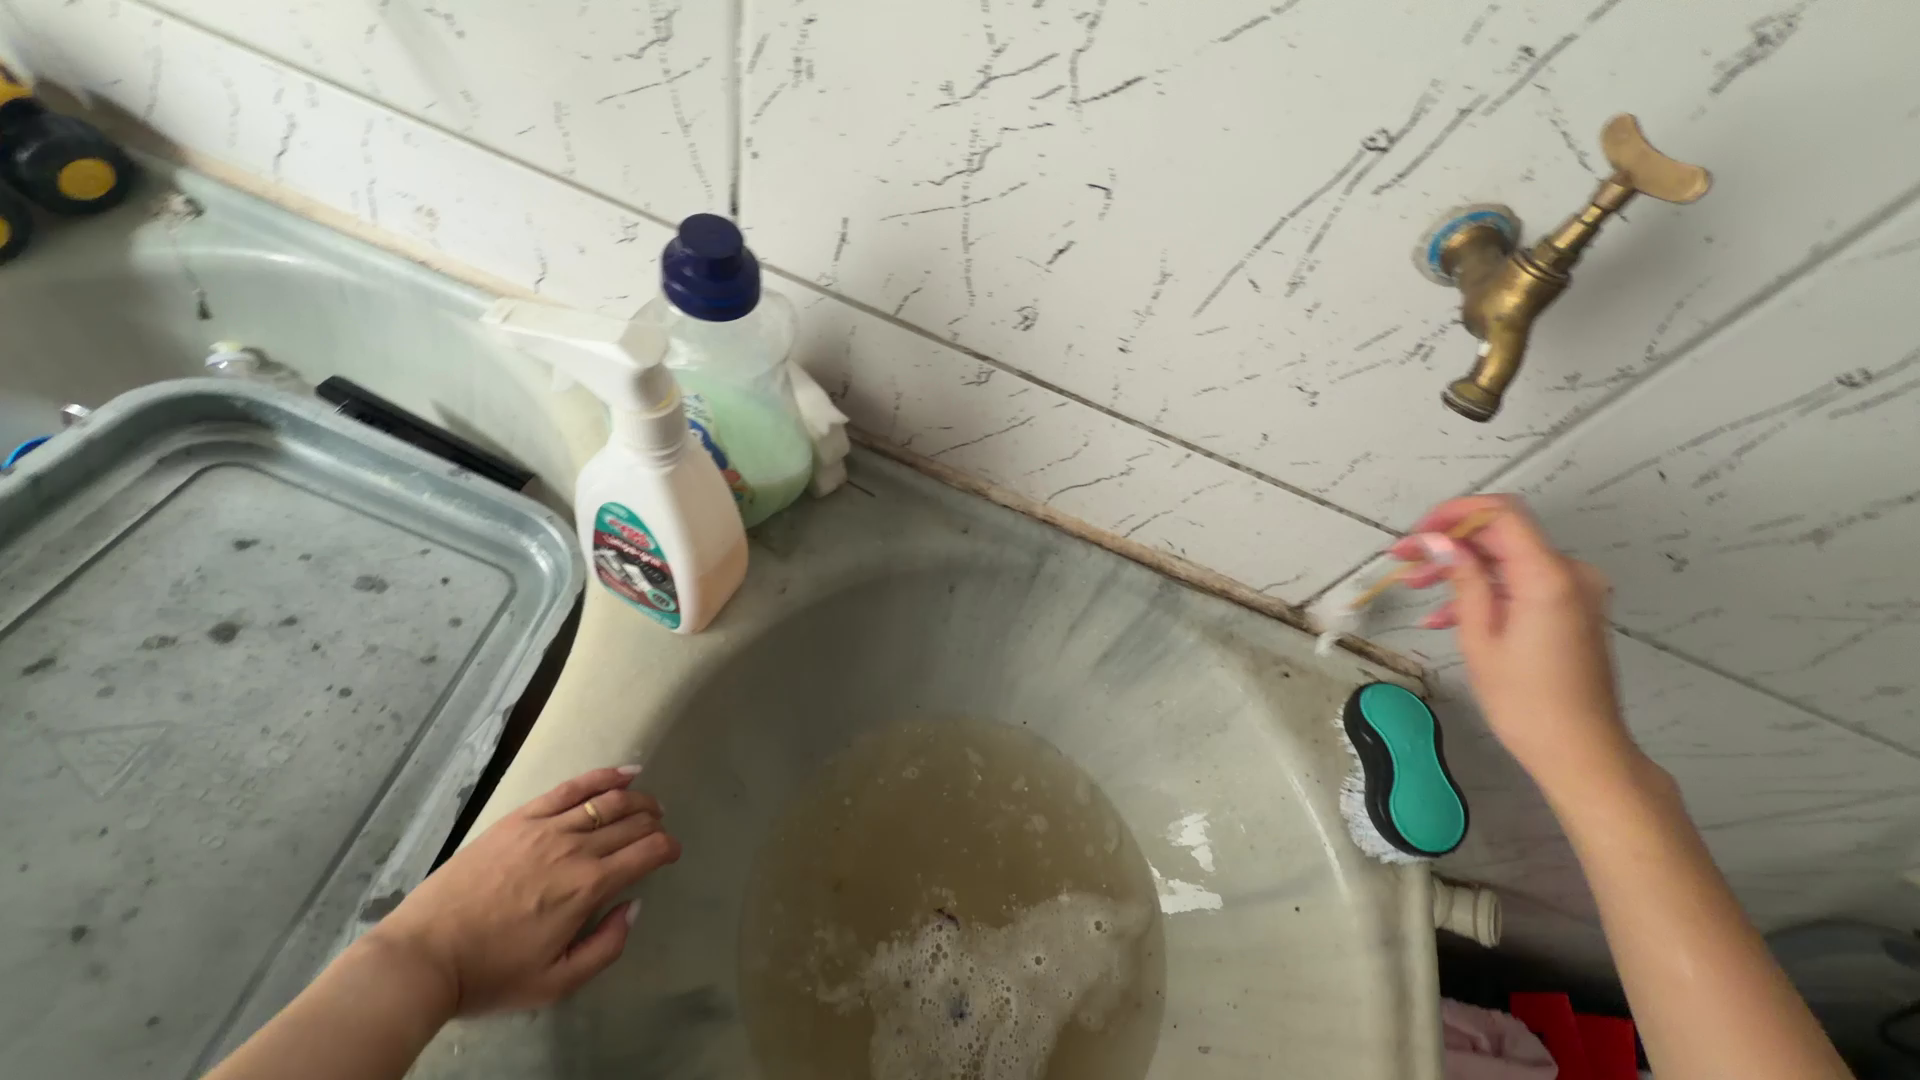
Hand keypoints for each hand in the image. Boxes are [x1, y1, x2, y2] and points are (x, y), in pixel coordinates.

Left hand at [362, 766, 680, 1015]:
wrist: (422, 956)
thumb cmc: (491, 974)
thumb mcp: (557, 982)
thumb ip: (607, 946)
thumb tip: (633, 905)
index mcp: (589, 887)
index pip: (647, 852)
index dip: (668, 849)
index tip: (671, 854)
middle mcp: (575, 849)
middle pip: (632, 823)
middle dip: (654, 824)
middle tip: (659, 831)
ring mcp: (546, 828)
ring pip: (608, 801)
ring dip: (638, 799)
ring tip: (649, 804)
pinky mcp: (521, 818)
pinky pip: (571, 788)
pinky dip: (603, 776)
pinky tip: (625, 773)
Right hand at [1391, 495, 1642, 797]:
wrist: (1579, 748)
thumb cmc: (1524, 699)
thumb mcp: (1479, 635)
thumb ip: (1463, 578)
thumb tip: (1438, 541)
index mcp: (1548, 576)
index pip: (1500, 514)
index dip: (1453, 514)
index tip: (1417, 533)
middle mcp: (1569, 574)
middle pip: (1501, 536)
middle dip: (1449, 544)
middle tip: (1405, 562)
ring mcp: (1574, 591)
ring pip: (1506, 560)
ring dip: (1461, 569)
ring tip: (1417, 589)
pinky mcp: (1571, 609)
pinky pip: (1520, 584)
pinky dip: (1484, 591)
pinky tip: (1445, 615)